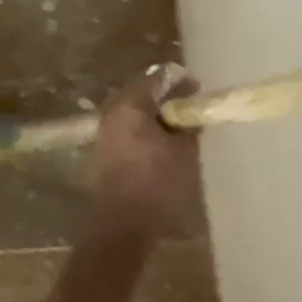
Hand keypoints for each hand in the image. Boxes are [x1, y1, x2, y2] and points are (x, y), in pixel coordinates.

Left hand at [89, 68, 199, 239]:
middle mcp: (111, 113)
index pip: (157, 77)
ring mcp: (103, 133)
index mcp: (130, 105)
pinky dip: (144, 131)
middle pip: (141, 93)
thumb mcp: (185, 152)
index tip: (198, 90)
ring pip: (133, 113)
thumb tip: (190, 115)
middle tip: (189, 108)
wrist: (123, 225)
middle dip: (166, 98)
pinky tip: (161, 145)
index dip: (180, 80)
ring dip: (154, 116)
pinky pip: (127, 131)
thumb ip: (188, 126)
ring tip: (178, 129)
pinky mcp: (103, 153)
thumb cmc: (157, 184)